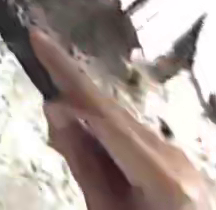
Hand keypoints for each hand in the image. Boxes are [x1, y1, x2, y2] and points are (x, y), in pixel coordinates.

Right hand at [32, 28, 214, 209]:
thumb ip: (82, 162)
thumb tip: (55, 109)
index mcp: (161, 177)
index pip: (103, 113)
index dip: (66, 73)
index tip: (36, 38)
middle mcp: (173, 157)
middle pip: (111, 110)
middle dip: (70, 83)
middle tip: (36, 51)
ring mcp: (178, 159)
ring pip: (118, 121)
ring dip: (83, 108)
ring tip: (53, 115)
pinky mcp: (175, 164)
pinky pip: (129, 137)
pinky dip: (100, 132)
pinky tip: (81, 136)